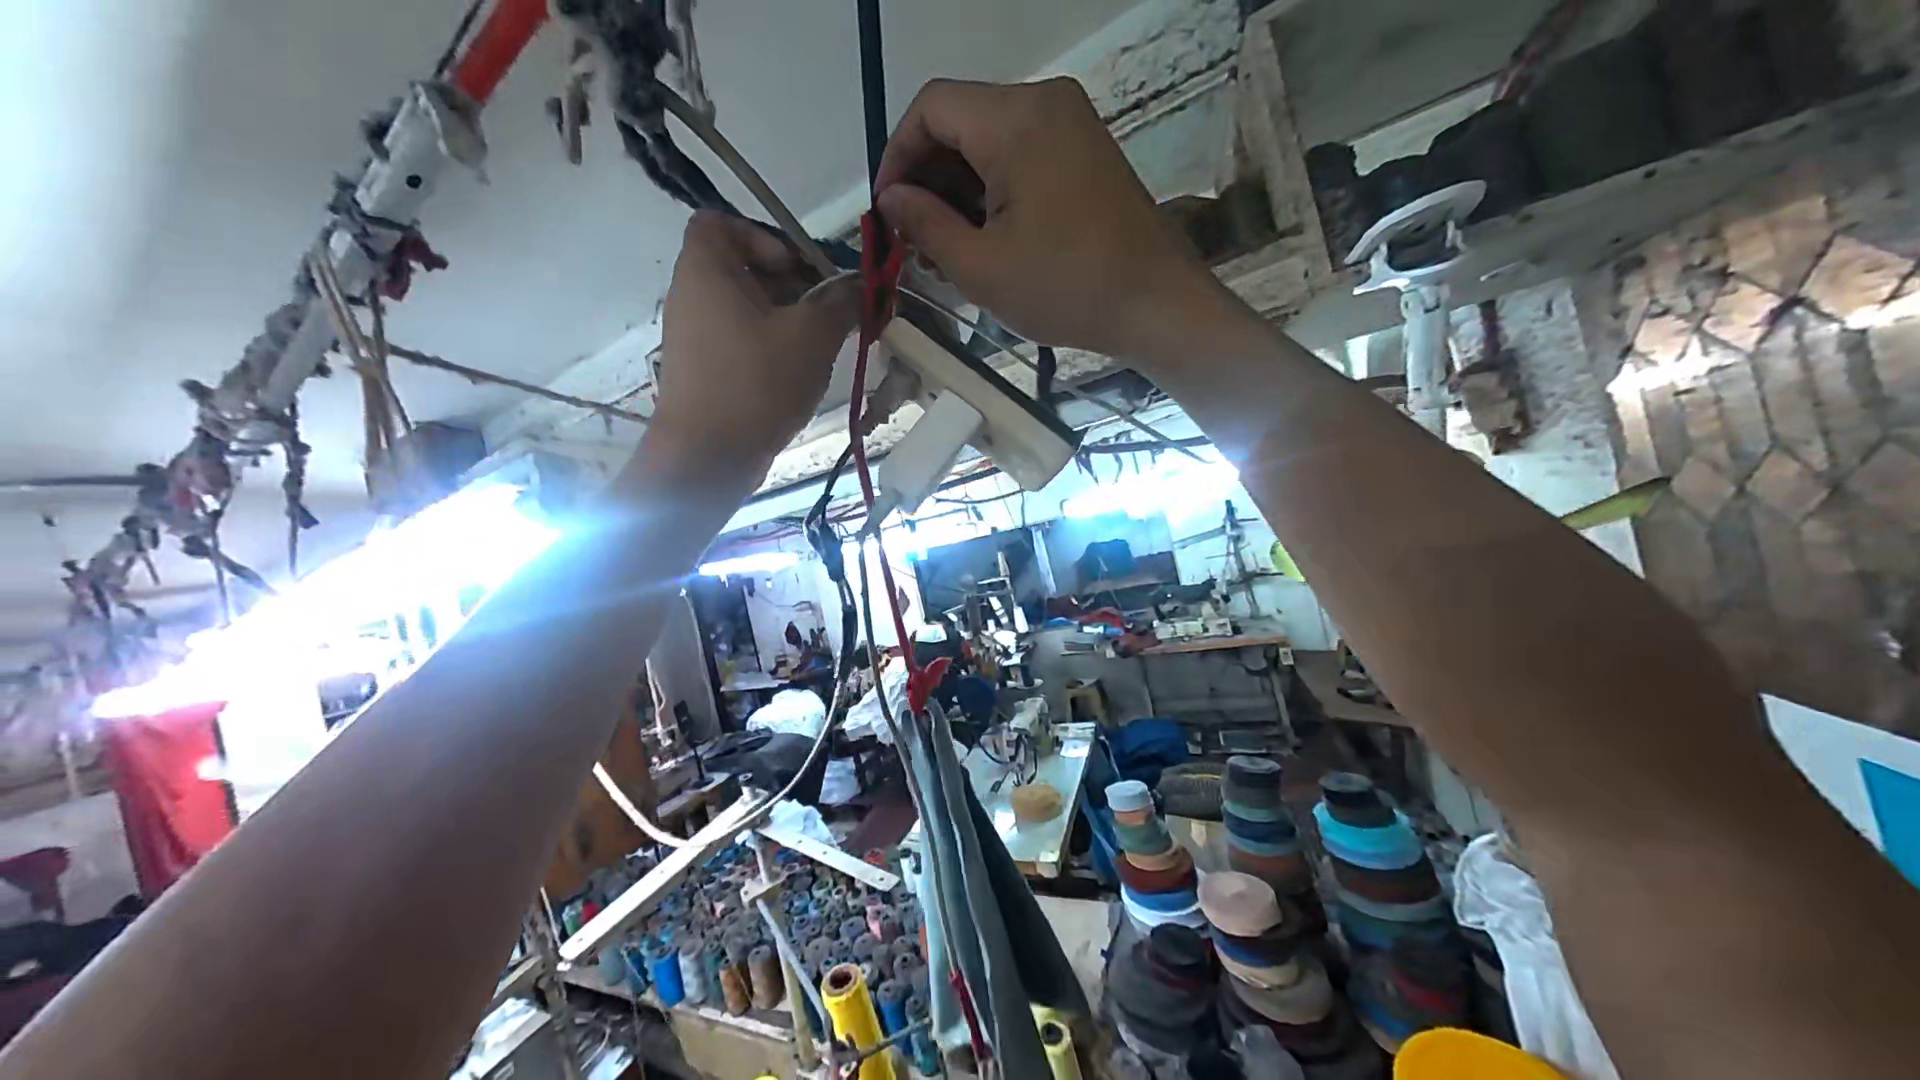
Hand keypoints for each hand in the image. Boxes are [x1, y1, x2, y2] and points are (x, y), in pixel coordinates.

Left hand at [652, 212, 858, 462]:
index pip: (723, 223)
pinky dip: (772, 346)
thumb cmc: (758, 381)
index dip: (766, 237)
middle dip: (791, 283)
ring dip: (788, 319)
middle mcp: (692, 296)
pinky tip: (801, 372)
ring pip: (747, 309)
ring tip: (822, 345)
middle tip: (829, 310)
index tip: (801, 270)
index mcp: (706, 270)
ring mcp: (695, 336)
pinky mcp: (705, 370)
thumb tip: (860, 287)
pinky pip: (741, 340)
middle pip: (742, 267)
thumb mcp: (812, 335)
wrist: (709, 456)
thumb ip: (841, 302)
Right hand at [876, 78, 1230, 362]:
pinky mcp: (1085, 153)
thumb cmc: (1065, 288)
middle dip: (928, 179)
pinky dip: (993, 191)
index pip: (930, 109)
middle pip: (961, 122)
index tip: (888, 211)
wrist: (1156, 305)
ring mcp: (1071, 125)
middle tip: (914, 241)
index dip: (897, 156)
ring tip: (946, 250)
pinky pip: (1022, 157)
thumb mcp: (980, 266)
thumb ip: (925, 224)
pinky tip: (984, 239)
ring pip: (990, 142)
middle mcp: (1044, 103)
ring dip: (959, 191)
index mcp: (1016, 119)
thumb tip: (891, 199)